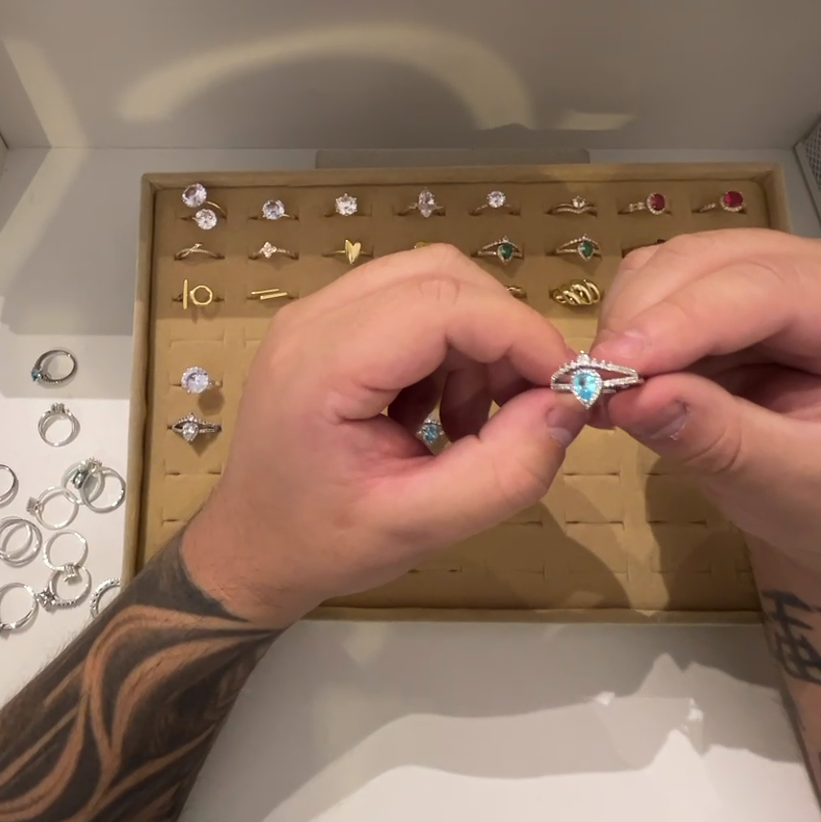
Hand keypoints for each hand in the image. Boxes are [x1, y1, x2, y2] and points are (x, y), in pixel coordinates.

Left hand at [182, 245, 587, 626]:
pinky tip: (437, 410)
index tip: (568, 385)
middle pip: (438, 275)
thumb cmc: (322, 542)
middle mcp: (312, 319)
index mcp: (321, 366)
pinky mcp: (324, 325)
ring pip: (428, 282)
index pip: (441, 303)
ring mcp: (313, 315)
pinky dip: (445, 347)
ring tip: (470, 421)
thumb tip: (569, 404)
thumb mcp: (421, 526)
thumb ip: (506, 470)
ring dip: (473, 341)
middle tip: (524, 404)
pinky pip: (407, 305)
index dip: (519, 333)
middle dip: (501, 332)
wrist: (251, 545)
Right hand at [587, 230, 820, 572]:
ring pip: (676, 260)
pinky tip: (625, 370)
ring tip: (611, 383)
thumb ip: (714, 438)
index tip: (613, 365)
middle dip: (645, 312)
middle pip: (715, 259)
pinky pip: (657, 279)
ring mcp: (773, 274)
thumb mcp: (785, 486)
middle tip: (596, 380)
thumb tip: (629, 399)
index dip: (685, 318)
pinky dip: (626, 319)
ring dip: (628, 314)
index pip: (772, 289)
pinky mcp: (725, 289)